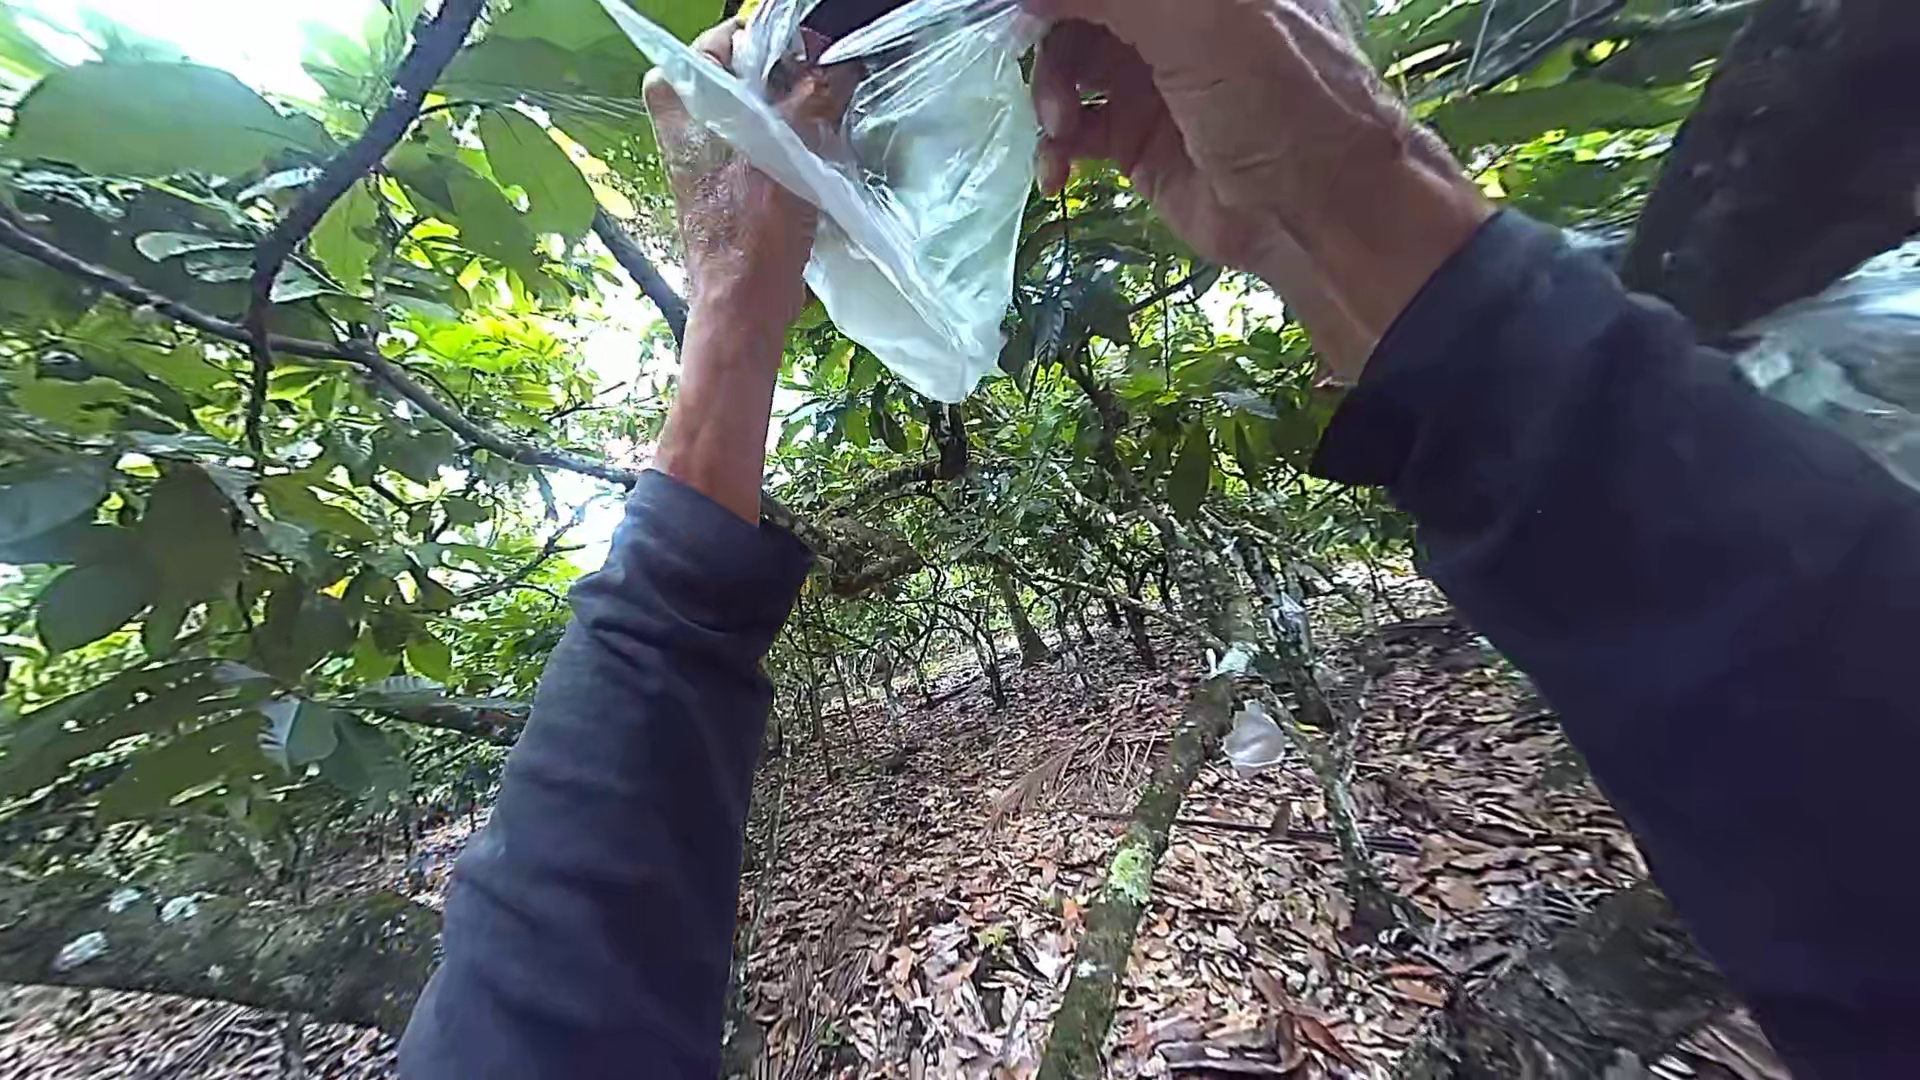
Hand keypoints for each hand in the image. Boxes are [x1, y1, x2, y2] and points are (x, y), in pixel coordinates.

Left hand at [646, 20, 853, 521]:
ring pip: (765, 109)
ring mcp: (709, 148)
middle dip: (800, 87)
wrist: (742, 312)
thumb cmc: (754, 240)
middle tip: (835, 112)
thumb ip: (812, 101)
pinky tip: (818, 166)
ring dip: (803, 120)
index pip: (740, 36)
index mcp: (681, 94)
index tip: (828, 72)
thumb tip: (846, 67)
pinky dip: (796, 148)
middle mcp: (687, 113)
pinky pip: (769, 143)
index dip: (789, 49)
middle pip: (754, 74)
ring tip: (831, 141)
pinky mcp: (732, 180)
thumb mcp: (786, 160)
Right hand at [1029, 0, 1490, 379]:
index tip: (1013, 19)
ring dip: (1049, 106)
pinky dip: (1058, 152)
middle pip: (1076, 16)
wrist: (1303, 208)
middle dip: (1050, 51)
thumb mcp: (1198, 21)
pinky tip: (1056, 176)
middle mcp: (1165, 19)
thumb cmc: (1272, 99)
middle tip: (1048, 95)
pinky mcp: (1135, 143)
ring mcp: (1147, 81)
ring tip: (1059, 139)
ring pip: (1069, 76)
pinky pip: (1078, 137)